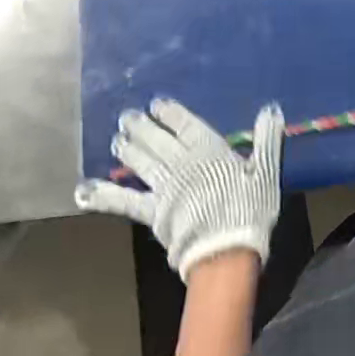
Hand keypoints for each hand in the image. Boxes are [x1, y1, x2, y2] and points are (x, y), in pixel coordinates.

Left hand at [76, 99, 282, 277]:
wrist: (226, 251)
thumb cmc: (250, 210)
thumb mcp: (265, 172)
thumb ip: (266, 140)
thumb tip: (271, 109)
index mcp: (208, 150)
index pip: (184, 124)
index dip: (169, 113)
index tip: (157, 105)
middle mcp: (181, 162)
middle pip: (156, 138)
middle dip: (141, 126)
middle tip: (128, 117)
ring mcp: (163, 186)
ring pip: (140, 160)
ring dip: (127, 148)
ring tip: (117, 139)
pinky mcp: (152, 211)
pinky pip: (124, 201)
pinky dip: (103, 194)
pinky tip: (83, 189)